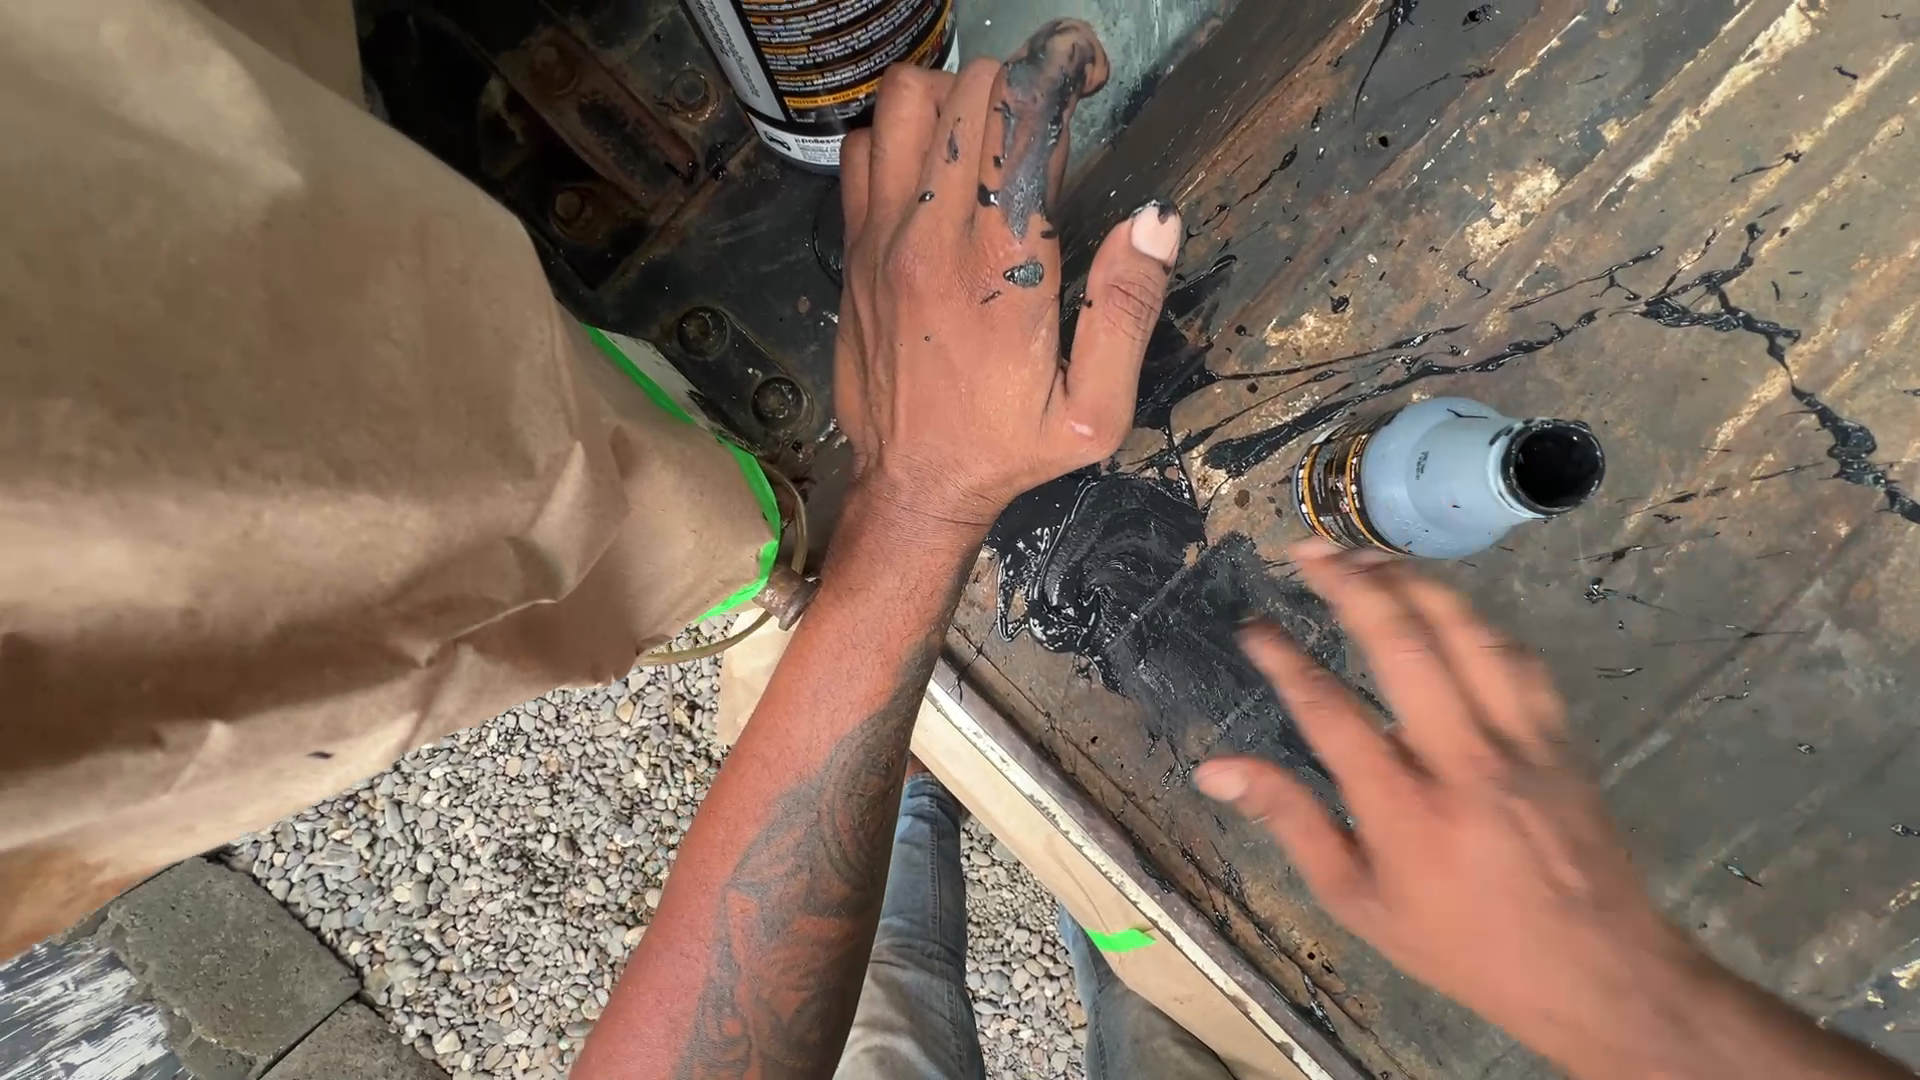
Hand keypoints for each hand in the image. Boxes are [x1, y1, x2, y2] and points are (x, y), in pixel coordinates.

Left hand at [834, 21, 1183, 529]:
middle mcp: (932, 237)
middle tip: (1045, 121)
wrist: (912, 484)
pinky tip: (930, 176)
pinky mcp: (853, 254)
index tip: (1084, 76)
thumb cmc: (1003, 451)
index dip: (1061, 72)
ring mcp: (881, 240)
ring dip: (954, 102)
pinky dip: (899, 140)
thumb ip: (1127, 314)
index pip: (1023, 118)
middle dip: (1018, 87)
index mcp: (1002, 267)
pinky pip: (864, 152)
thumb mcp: (1093, 414)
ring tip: (986, 142)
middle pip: (968, 94)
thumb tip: (1154, 219)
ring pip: (906, 104)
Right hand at [1196, 542, 1702, 1066]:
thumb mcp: (1354, 898)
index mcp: (1403, 808)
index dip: (1283, 659)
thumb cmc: (1459, 940)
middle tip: (1308, 552)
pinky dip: (1472, 618)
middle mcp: (1463, 762)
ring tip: (1366, 556)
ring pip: (1467, 636)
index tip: (1253, 627)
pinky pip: (1516, 657)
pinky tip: (1441, 602)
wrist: (1604, 979)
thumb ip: (1287, 820)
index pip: (1328, 709)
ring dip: (1412, 585)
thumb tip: (1213, 770)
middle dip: (1350, 588)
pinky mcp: (1560, 738)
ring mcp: (1521, 743)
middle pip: (1403, 648)